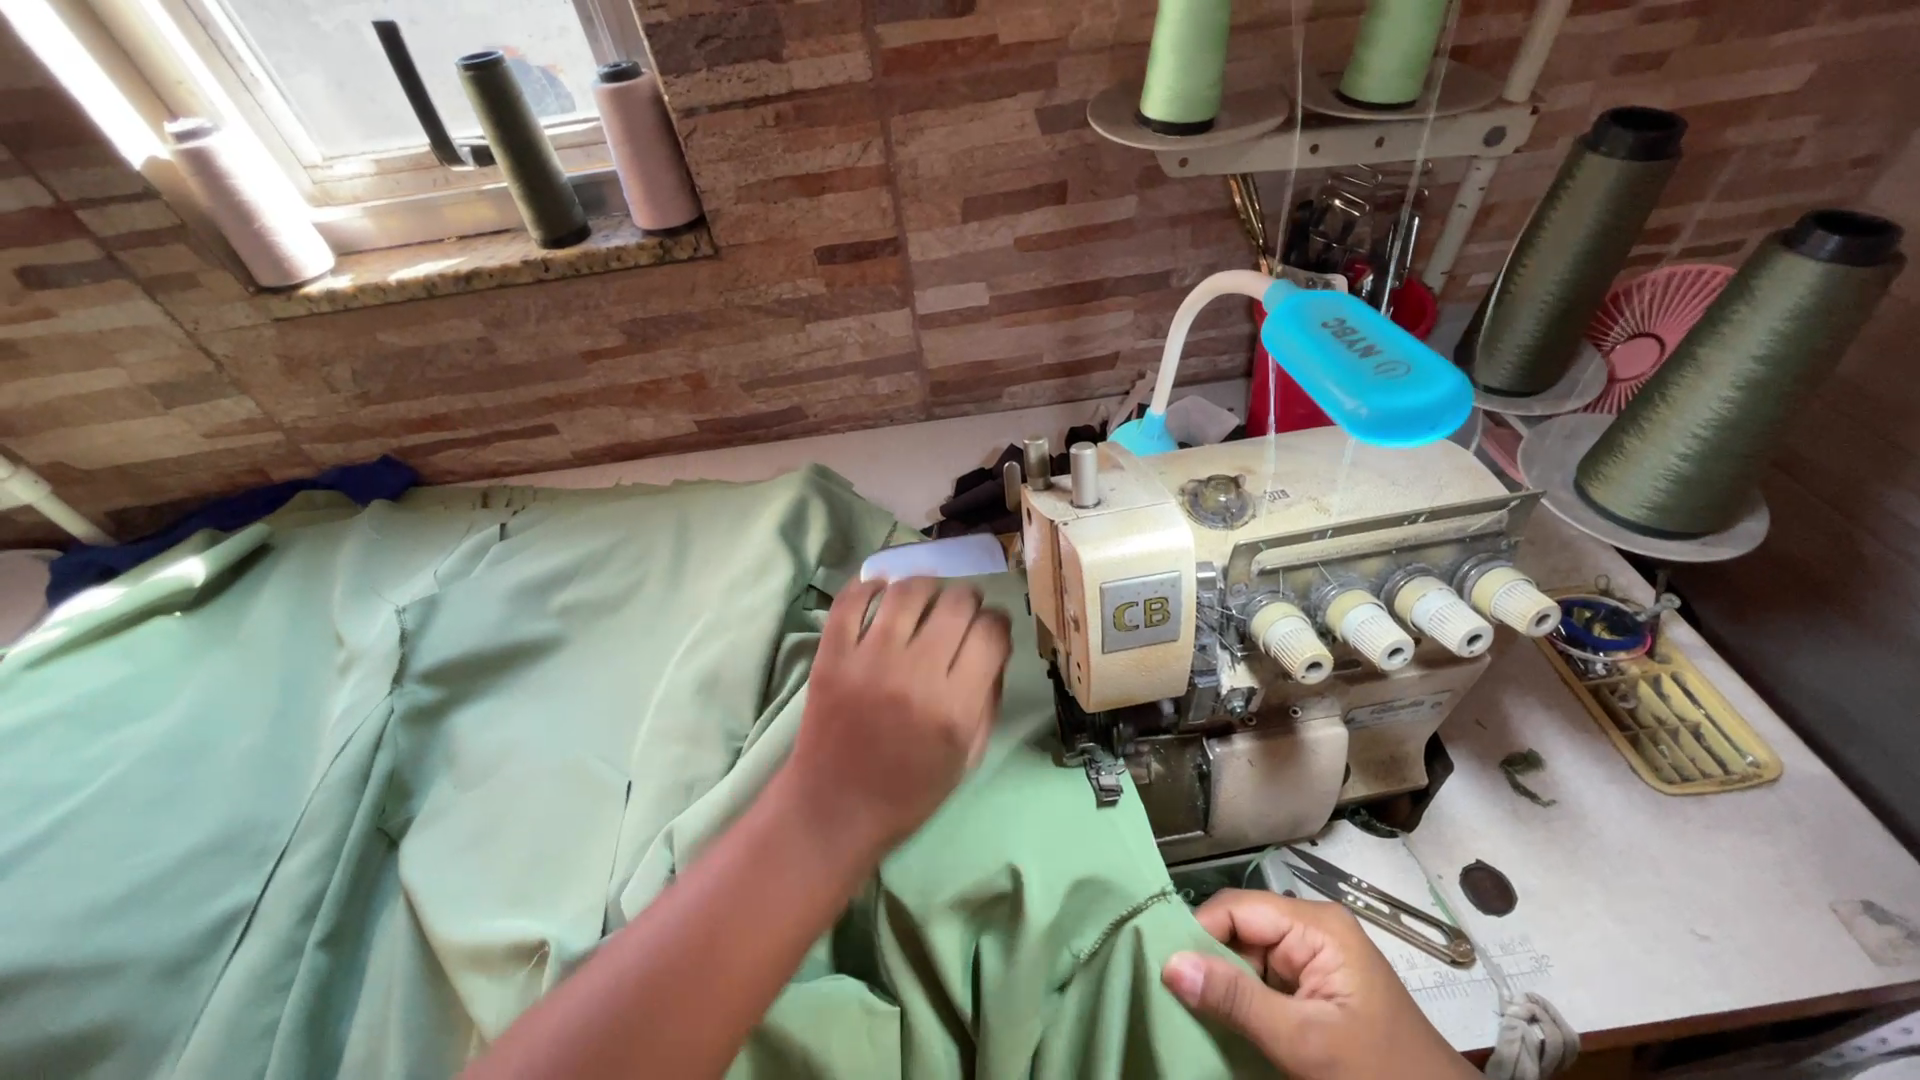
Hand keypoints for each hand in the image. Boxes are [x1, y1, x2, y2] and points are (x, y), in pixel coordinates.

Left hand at [782, 577, 1011, 856]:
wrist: (835, 808)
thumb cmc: (910, 790)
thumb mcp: (969, 755)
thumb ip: (988, 698)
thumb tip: (995, 644)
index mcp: (954, 707)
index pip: (991, 632)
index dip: (998, 623)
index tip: (991, 629)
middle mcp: (915, 675)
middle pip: (956, 603)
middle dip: (968, 601)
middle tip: (960, 613)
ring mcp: (869, 662)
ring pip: (908, 591)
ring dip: (925, 587)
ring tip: (924, 600)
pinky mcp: (831, 657)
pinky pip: (851, 601)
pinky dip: (868, 586)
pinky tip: (881, 592)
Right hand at [1161, 890, 1475, 1079]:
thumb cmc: (1379, 1074)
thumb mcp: (1304, 1040)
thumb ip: (1236, 1000)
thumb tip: (1168, 963)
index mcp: (1316, 925)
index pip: (1234, 909)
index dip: (1197, 935)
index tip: (1163, 972)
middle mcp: (1311, 931)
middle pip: (1237, 931)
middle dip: (1207, 964)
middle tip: (1170, 999)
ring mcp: (1313, 960)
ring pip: (1244, 959)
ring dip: (1221, 988)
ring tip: (1187, 1013)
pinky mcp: (1312, 989)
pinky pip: (1261, 983)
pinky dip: (1240, 1004)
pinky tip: (1220, 1024)